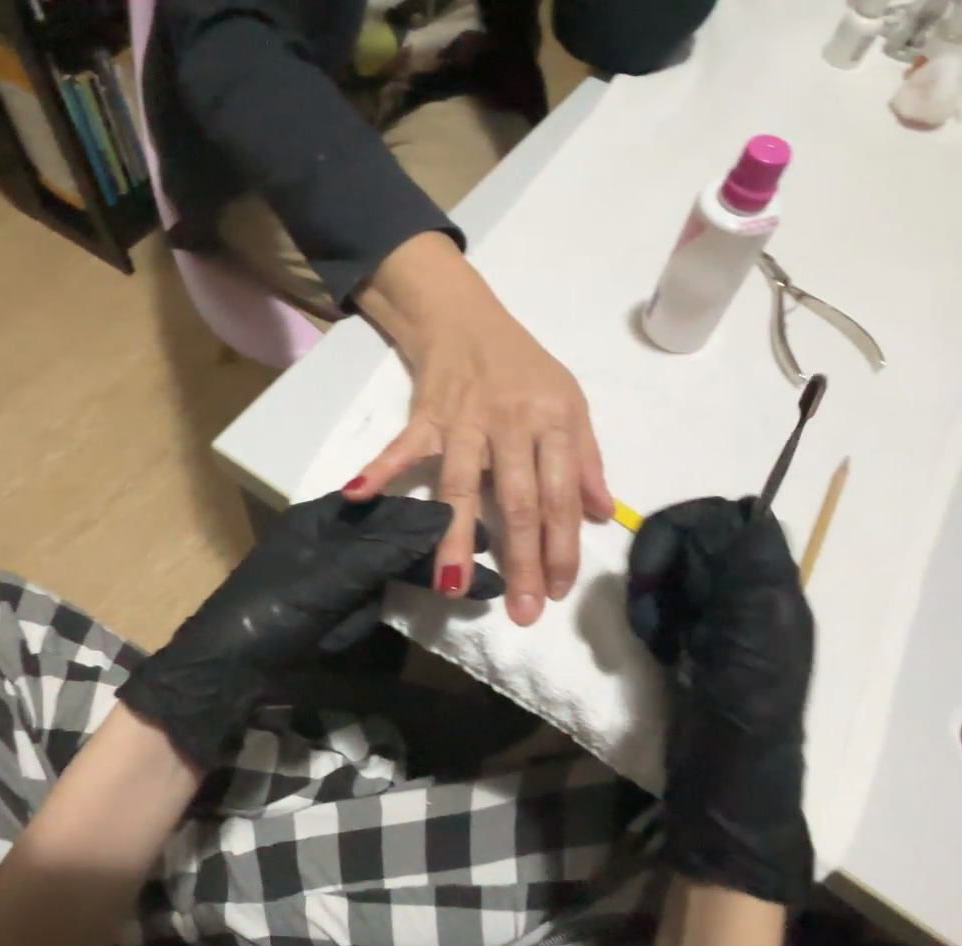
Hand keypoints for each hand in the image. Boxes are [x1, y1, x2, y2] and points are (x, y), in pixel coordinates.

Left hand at [117, 493, 502, 771]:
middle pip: (397, 534)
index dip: (432, 514)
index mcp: (322, 516)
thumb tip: (444, 520)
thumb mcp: (332, 575)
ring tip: (482, 582)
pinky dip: (416, 594)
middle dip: (441, 545)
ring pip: (397, 565)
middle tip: (491, 552)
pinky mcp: (343, 605)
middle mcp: (335, 537)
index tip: (476, 522)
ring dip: (435, 572)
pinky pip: (388, 591)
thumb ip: (386, 548)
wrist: (231, 666)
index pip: (389, 505)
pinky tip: (446, 595)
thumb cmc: (274, 607)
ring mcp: (340, 573)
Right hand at [349, 233, 609, 626]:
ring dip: (456, 536)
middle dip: (521, 559)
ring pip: (462, 485)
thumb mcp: (570, 403)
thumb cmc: (524, 368)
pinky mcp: (425, 416)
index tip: (557, 589)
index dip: (562, 545)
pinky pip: (402, 446)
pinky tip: (357, 495)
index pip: (560, 495)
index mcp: (553, 421)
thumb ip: (585, 460)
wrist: (466, 318)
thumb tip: (604, 515)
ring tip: (453, 587)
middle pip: (517, 500)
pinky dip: (379, 468)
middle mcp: (511, 424)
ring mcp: (464, 421)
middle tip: (523, 611)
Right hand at [625, 497, 814, 905]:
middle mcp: (749, 596)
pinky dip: (649, 615)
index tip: (649, 565)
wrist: (728, 786)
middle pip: (696, 541)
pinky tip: (651, 644)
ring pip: (674, 571)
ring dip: (650, 592)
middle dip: (659, 562)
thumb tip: (747, 512)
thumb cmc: (743, 713)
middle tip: (643, 606)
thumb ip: (751, 573)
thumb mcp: (754, 636)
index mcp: (772, 589)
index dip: (683, 526)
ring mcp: (719, 620)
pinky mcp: (693, 643)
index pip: (731, 520)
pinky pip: (665, 605)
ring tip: (648, 631)